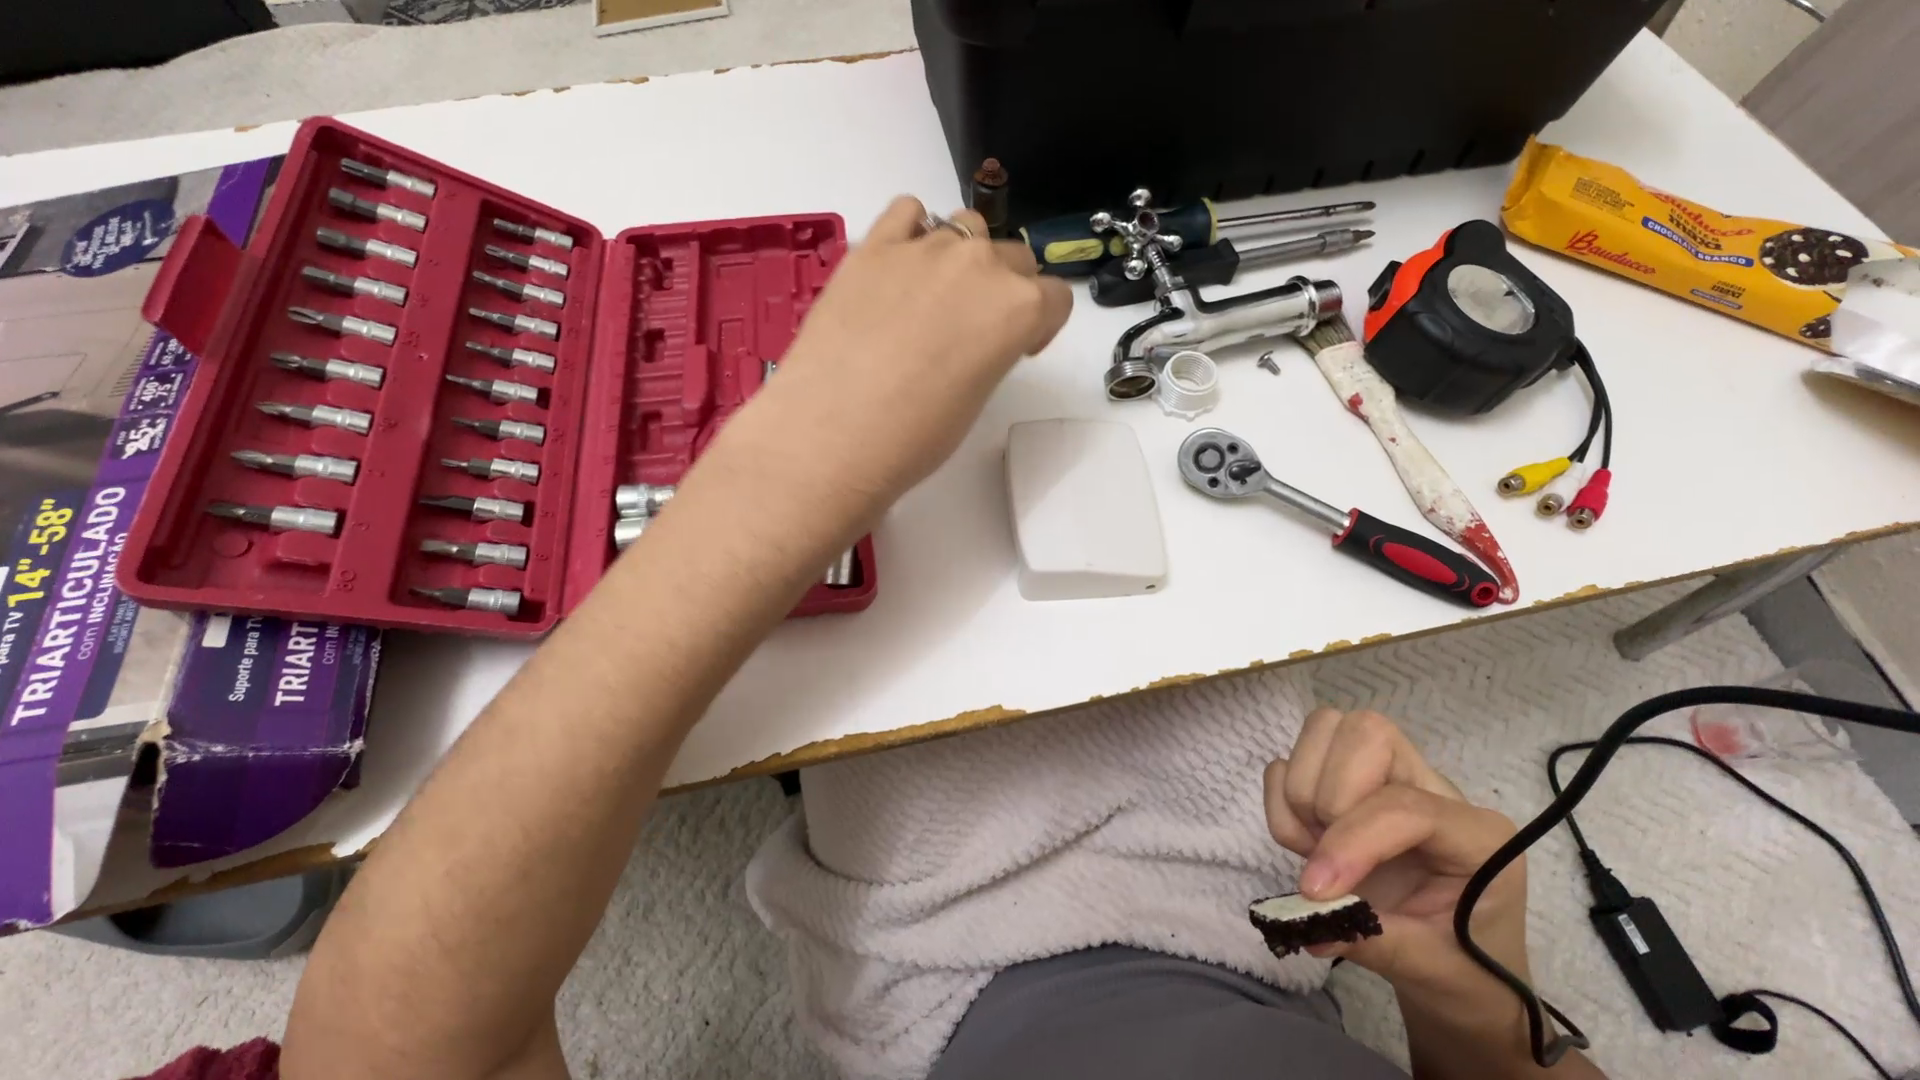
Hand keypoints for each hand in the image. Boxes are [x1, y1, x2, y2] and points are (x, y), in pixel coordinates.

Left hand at [743, 197, 1071, 512]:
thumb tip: (973, 337)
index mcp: (1018, 308)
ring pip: (967, 228)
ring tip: (934, 297)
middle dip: (1005, 289)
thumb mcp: (975, 397)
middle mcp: (980, 265)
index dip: (1041, 326)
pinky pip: (908, 212)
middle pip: (1015, 258)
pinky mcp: (873, 245)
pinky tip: (900, 267)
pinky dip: (913, 232)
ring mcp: (924, 248)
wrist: (831, 434)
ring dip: (964, 256)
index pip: (1055, 297)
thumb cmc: (913, 437)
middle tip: (971, 332)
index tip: (1017, 349)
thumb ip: (991, 350)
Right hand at [1264, 708, 1528, 999]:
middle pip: (1365, 732)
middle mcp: (1431, 787)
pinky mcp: (1343, 786)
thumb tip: (1308, 924)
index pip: (1402, 804)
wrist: (1463, 977)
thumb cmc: (1463, 972)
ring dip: (1301, 791)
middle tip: (1324, 854)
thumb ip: (1372, 940)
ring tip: (1314, 849)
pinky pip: (1292, 762)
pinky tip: (1305, 843)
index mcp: (1476, 833)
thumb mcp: (1431, 970)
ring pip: (1326, 729)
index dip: (1351, 841)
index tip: (1317, 891)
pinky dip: (1282, 800)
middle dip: (1328, 794)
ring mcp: (1384, 779)